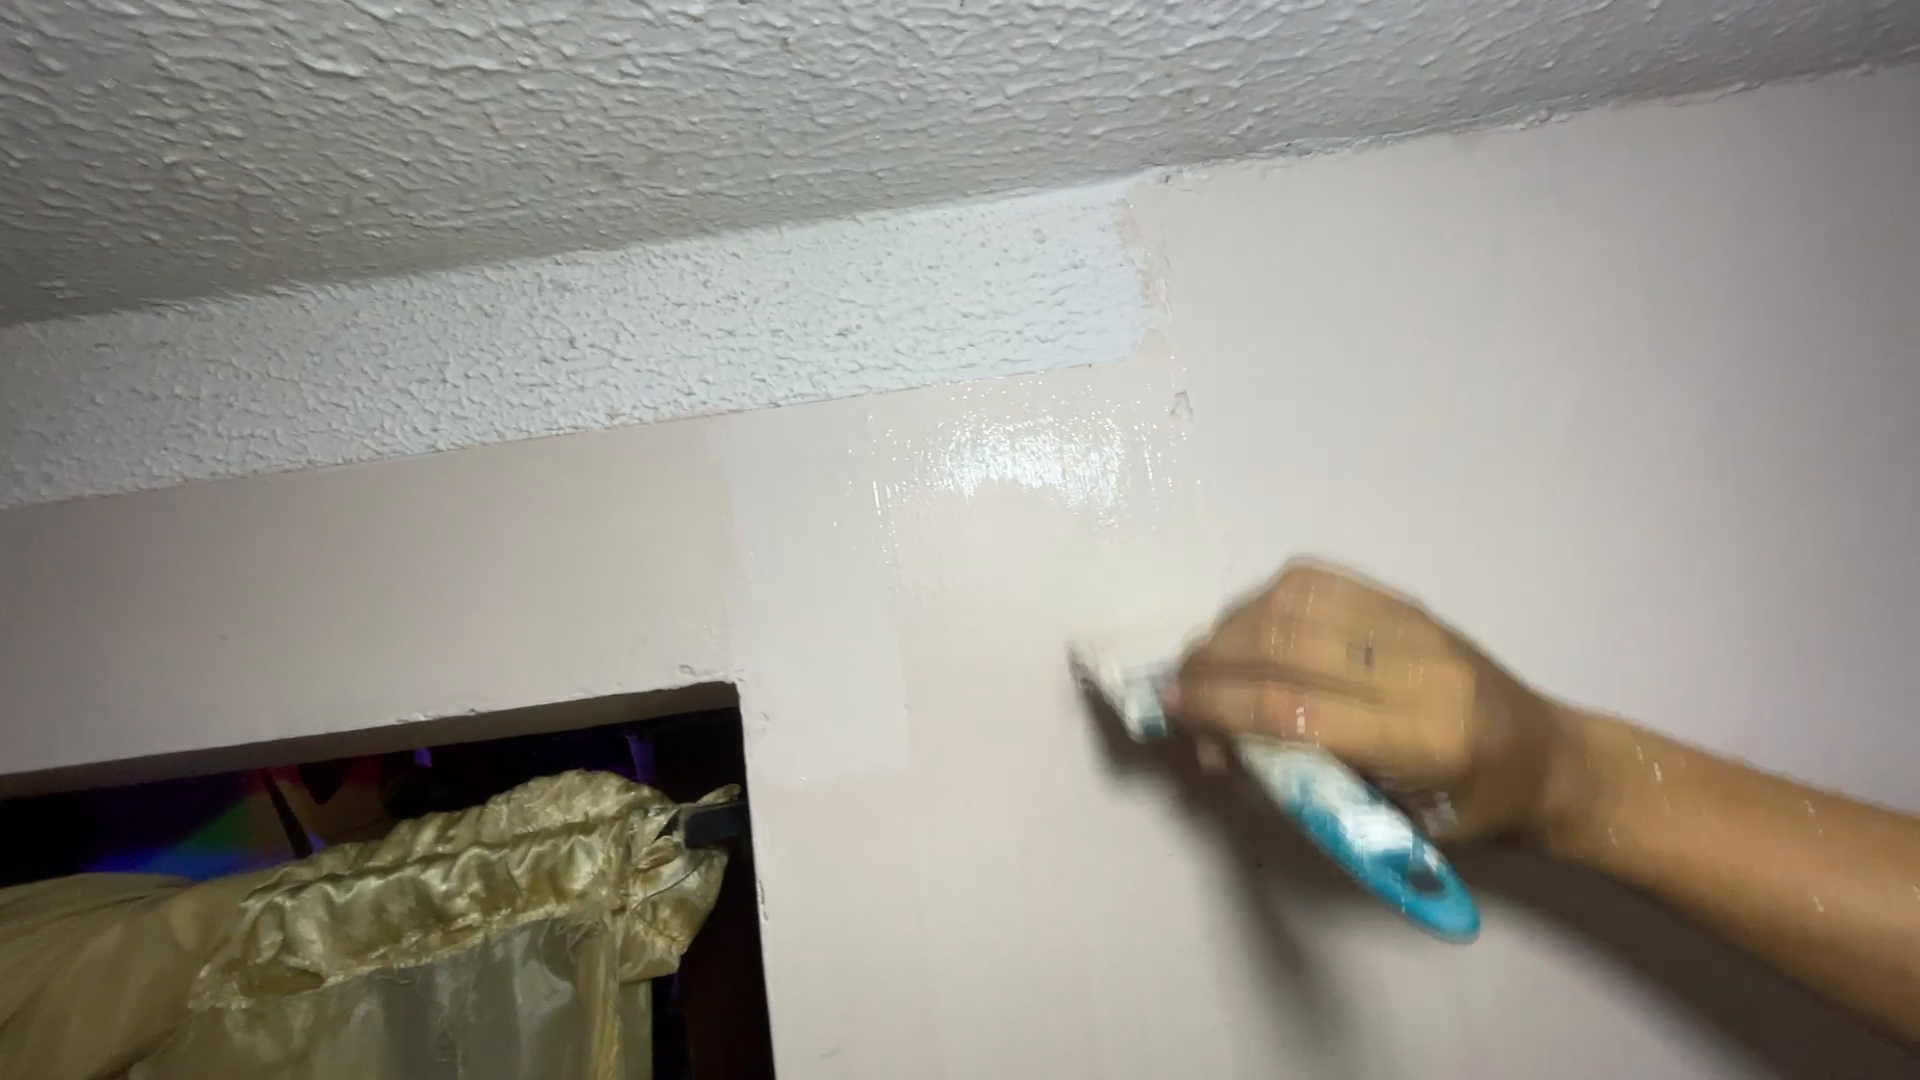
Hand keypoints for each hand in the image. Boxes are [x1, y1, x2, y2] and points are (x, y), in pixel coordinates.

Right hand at [1168, 559, 1580, 843]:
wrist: (1551, 760)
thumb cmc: (1469, 811)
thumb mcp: (1386, 823)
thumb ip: (1299, 780)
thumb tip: (1217, 744)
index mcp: (1428, 742)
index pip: (1295, 712)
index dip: (1220, 708)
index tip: (1176, 711)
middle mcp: (1422, 670)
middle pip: (1284, 644)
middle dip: (1212, 662)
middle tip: (1179, 684)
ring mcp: (1414, 623)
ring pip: (1292, 600)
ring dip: (1231, 626)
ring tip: (1210, 656)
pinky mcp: (1402, 597)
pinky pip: (1311, 579)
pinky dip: (1261, 600)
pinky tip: (1249, 626)